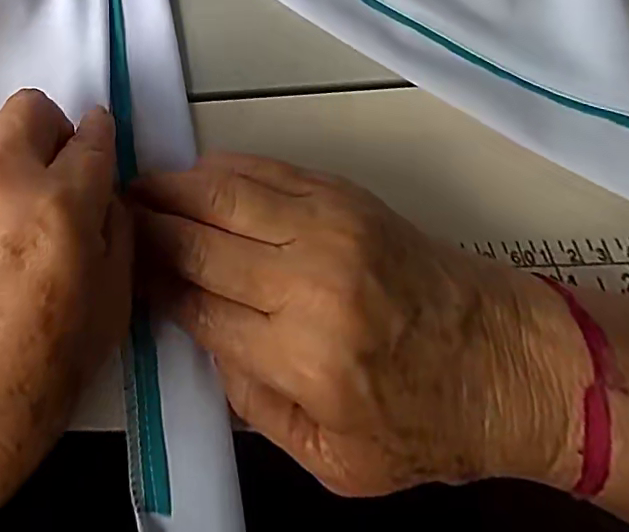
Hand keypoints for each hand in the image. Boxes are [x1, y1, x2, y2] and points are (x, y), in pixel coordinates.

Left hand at [0, 90, 132, 531]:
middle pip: (29, 106)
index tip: (102, 137)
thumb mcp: (110, 310)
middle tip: (61, 160)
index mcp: (61, 207)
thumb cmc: (36, 374)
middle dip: (53, 124)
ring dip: (15, 143)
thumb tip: (102, 193)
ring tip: (22, 188)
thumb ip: (114, 233)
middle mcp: (5, 180)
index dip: (102, 134)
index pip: (91, 139)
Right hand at [131, 153, 582, 495]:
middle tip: (111, 221)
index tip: (121, 271)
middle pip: (188, 242)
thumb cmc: (424, 420)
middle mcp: (306, 285)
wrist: (517, 364)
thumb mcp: (335, 460)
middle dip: (140, 230)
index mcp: (301, 358)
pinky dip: (207, 172)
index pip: (188, 303)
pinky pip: (250, 167)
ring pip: (210, 192)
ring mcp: (323, 228)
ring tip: (135, 192)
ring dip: (161, 190)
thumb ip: (247, 403)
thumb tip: (190, 329)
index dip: (144, 283)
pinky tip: (188, 183)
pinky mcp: (337, 195)